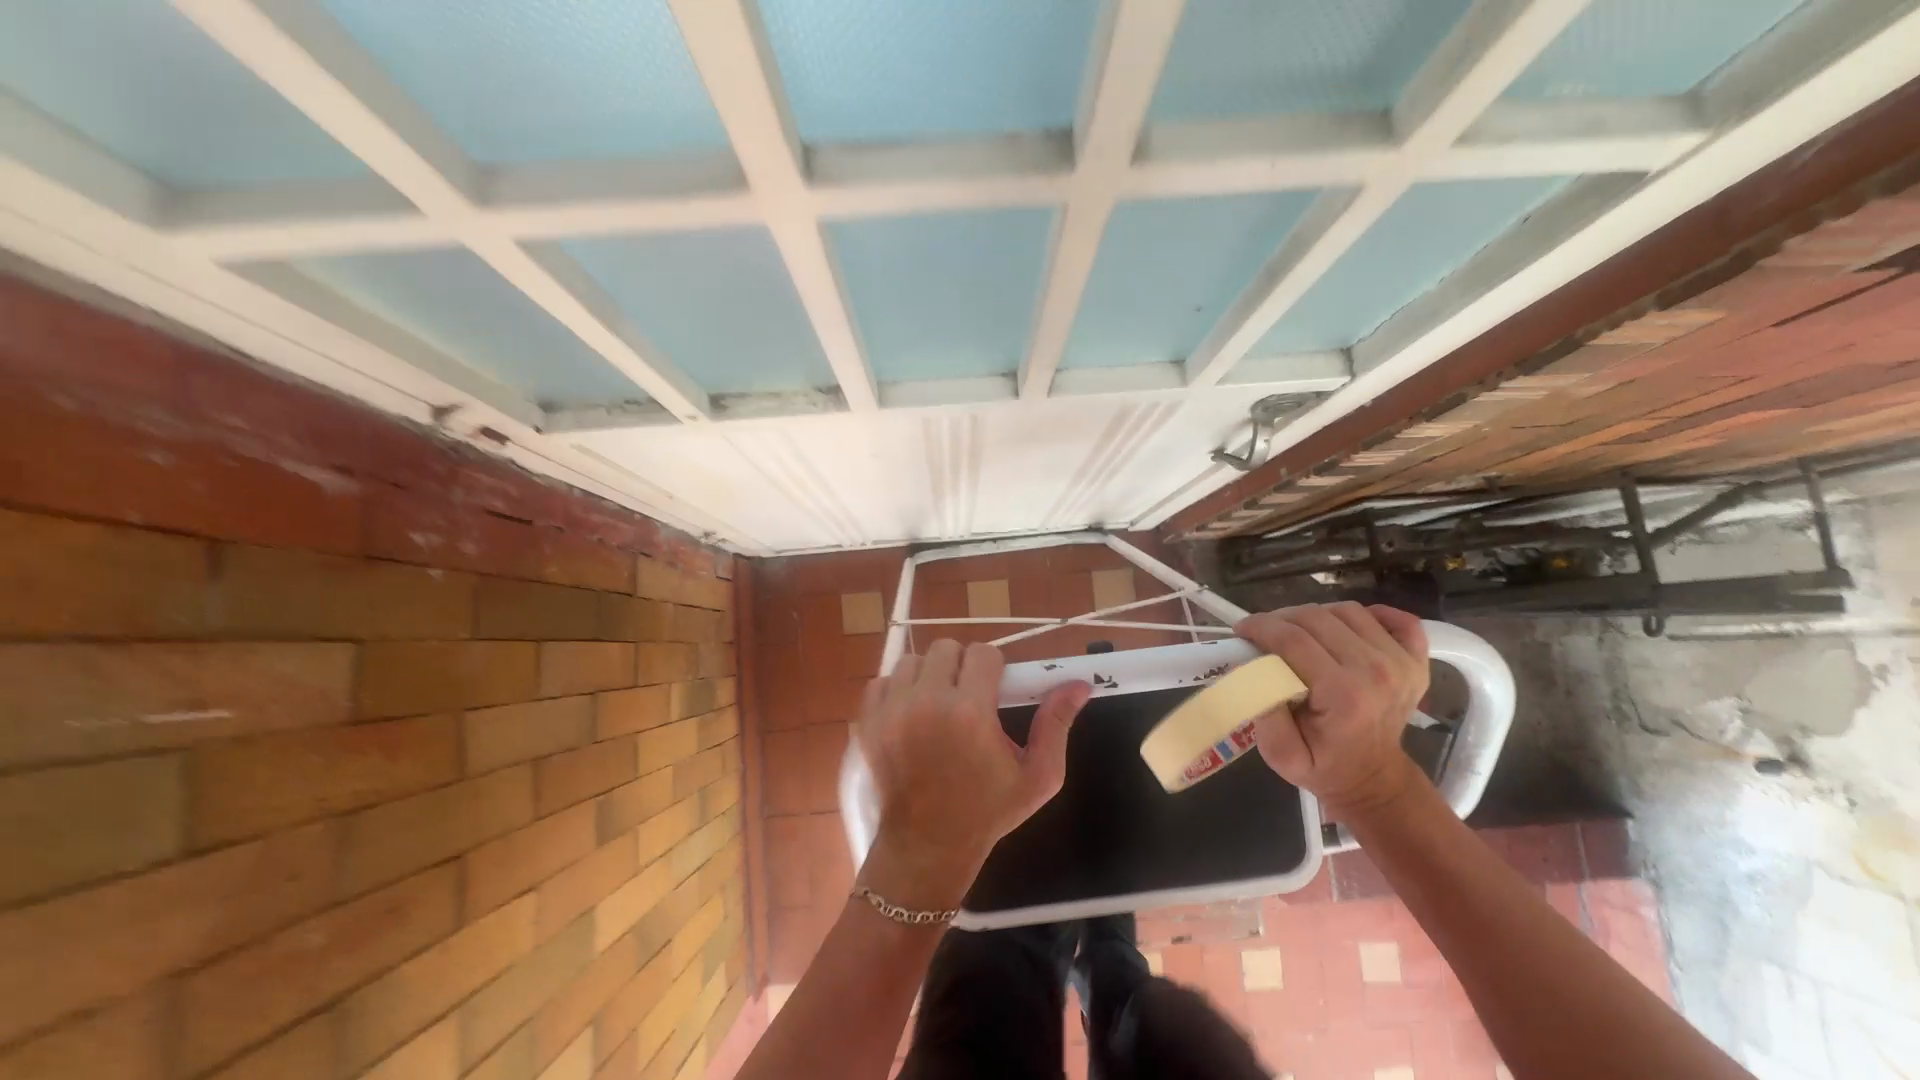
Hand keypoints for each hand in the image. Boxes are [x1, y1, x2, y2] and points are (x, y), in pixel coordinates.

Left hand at [856, 639, 1090, 908]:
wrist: (928, 846)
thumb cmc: (988, 812)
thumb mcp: (1037, 777)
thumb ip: (1056, 725)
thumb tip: (1079, 685)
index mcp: (970, 711)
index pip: (983, 653)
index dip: (993, 668)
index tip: (995, 690)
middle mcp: (926, 702)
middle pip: (945, 649)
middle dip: (960, 667)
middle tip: (968, 697)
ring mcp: (890, 711)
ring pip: (911, 663)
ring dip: (927, 677)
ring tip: (938, 708)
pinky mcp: (866, 723)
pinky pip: (881, 683)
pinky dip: (896, 693)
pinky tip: (910, 718)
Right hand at [1235, 603, 1430, 819]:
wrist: (1373, 779)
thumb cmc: (1323, 766)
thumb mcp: (1281, 754)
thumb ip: (1263, 713)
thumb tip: (1250, 669)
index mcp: (1343, 695)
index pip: (1293, 640)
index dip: (1261, 627)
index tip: (1241, 629)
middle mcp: (1376, 671)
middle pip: (1317, 618)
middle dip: (1281, 619)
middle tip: (1263, 633)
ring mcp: (1400, 663)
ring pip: (1348, 611)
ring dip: (1316, 616)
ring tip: (1298, 633)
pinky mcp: (1415, 660)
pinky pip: (1397, 619)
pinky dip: (1372, 615)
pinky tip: (1346, 628)